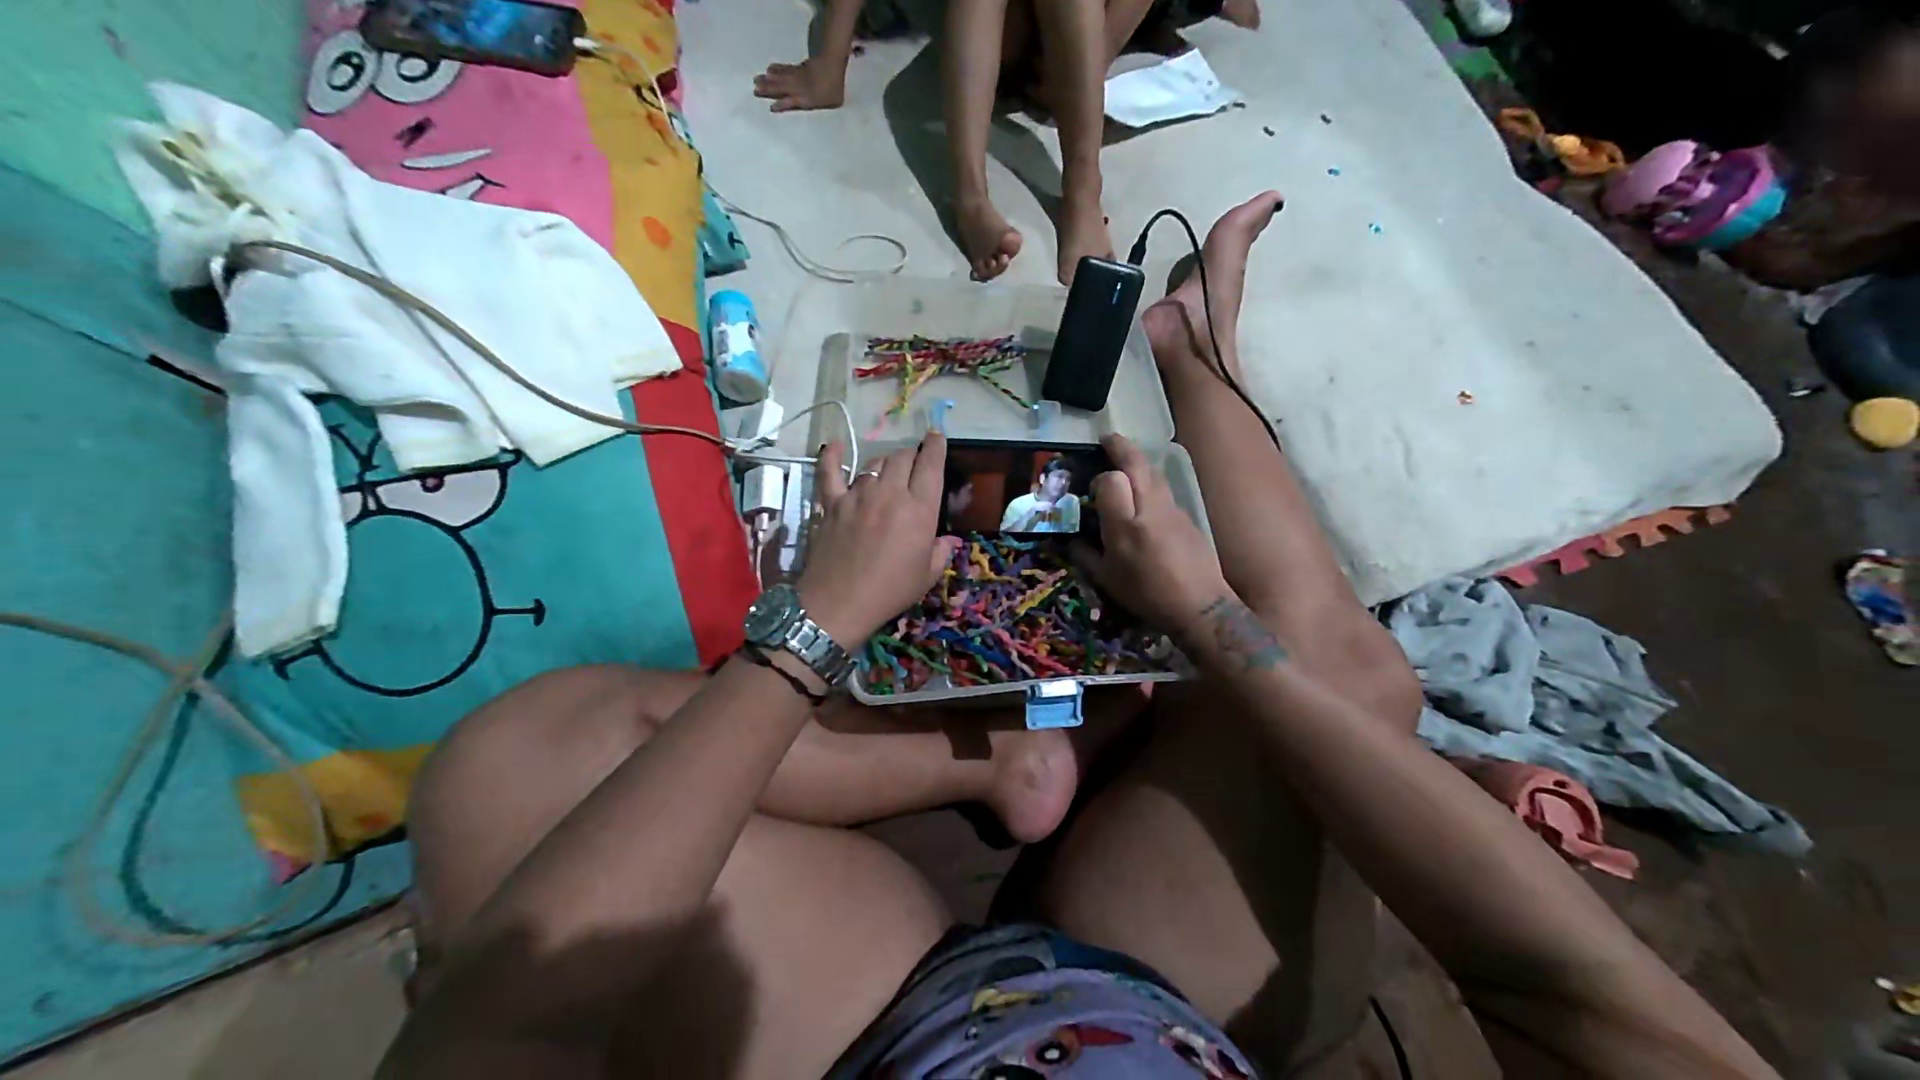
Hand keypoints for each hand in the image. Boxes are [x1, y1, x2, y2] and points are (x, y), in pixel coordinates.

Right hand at [752, 56, 846, 111]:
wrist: (831, 63)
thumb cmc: (834, 87)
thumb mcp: (833, 102)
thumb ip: (824, 106)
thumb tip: (819, 107)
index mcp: (806, 99)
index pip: (790, 103)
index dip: (781, 105)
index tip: (771, 108)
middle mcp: (798, 87)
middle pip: (780, 88)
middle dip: (767, 89)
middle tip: (755, 90)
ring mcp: (797, 76)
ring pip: (779, 77)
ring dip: (768, 79)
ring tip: (756, 80)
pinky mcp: (798, 67)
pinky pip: (784, 69)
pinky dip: (777, 69)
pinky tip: (769, 68)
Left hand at [799, 435, 958, 644]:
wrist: (839, 603)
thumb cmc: (890, 592)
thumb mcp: (926, 576)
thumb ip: (940, 552)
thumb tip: (948, 541)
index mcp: (919, 510)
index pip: (931, 465)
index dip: (935, 447)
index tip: (936, 436)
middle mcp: (890, 494)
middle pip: (902, 458)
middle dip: (911, 455)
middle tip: (913, 462)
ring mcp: (858, 495)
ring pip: (873, 463)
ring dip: (884, 462)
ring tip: (887, 469)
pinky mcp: (831, 503)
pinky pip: (830, 472)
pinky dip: (831, 457)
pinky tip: (833, 446)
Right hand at [1075, 435, 1231, 640]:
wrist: (1200, 606)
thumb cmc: (1147, 596)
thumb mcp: (1107, 580)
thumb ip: (1085, 555)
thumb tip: (1070, 540)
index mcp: (1125, 527)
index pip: (1111, 480)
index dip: (1100, 478)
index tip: (1092, 490)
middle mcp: (1150, 510)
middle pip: (1137, 464)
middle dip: (1120, 447)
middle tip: (1106, 439)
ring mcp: (1172, 510)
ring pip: (1154, 472)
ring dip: (1138, 461)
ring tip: (1123, 459)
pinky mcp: (1187, 515)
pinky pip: (1164, 489)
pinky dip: (1150, 481)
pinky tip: (1143, 492)